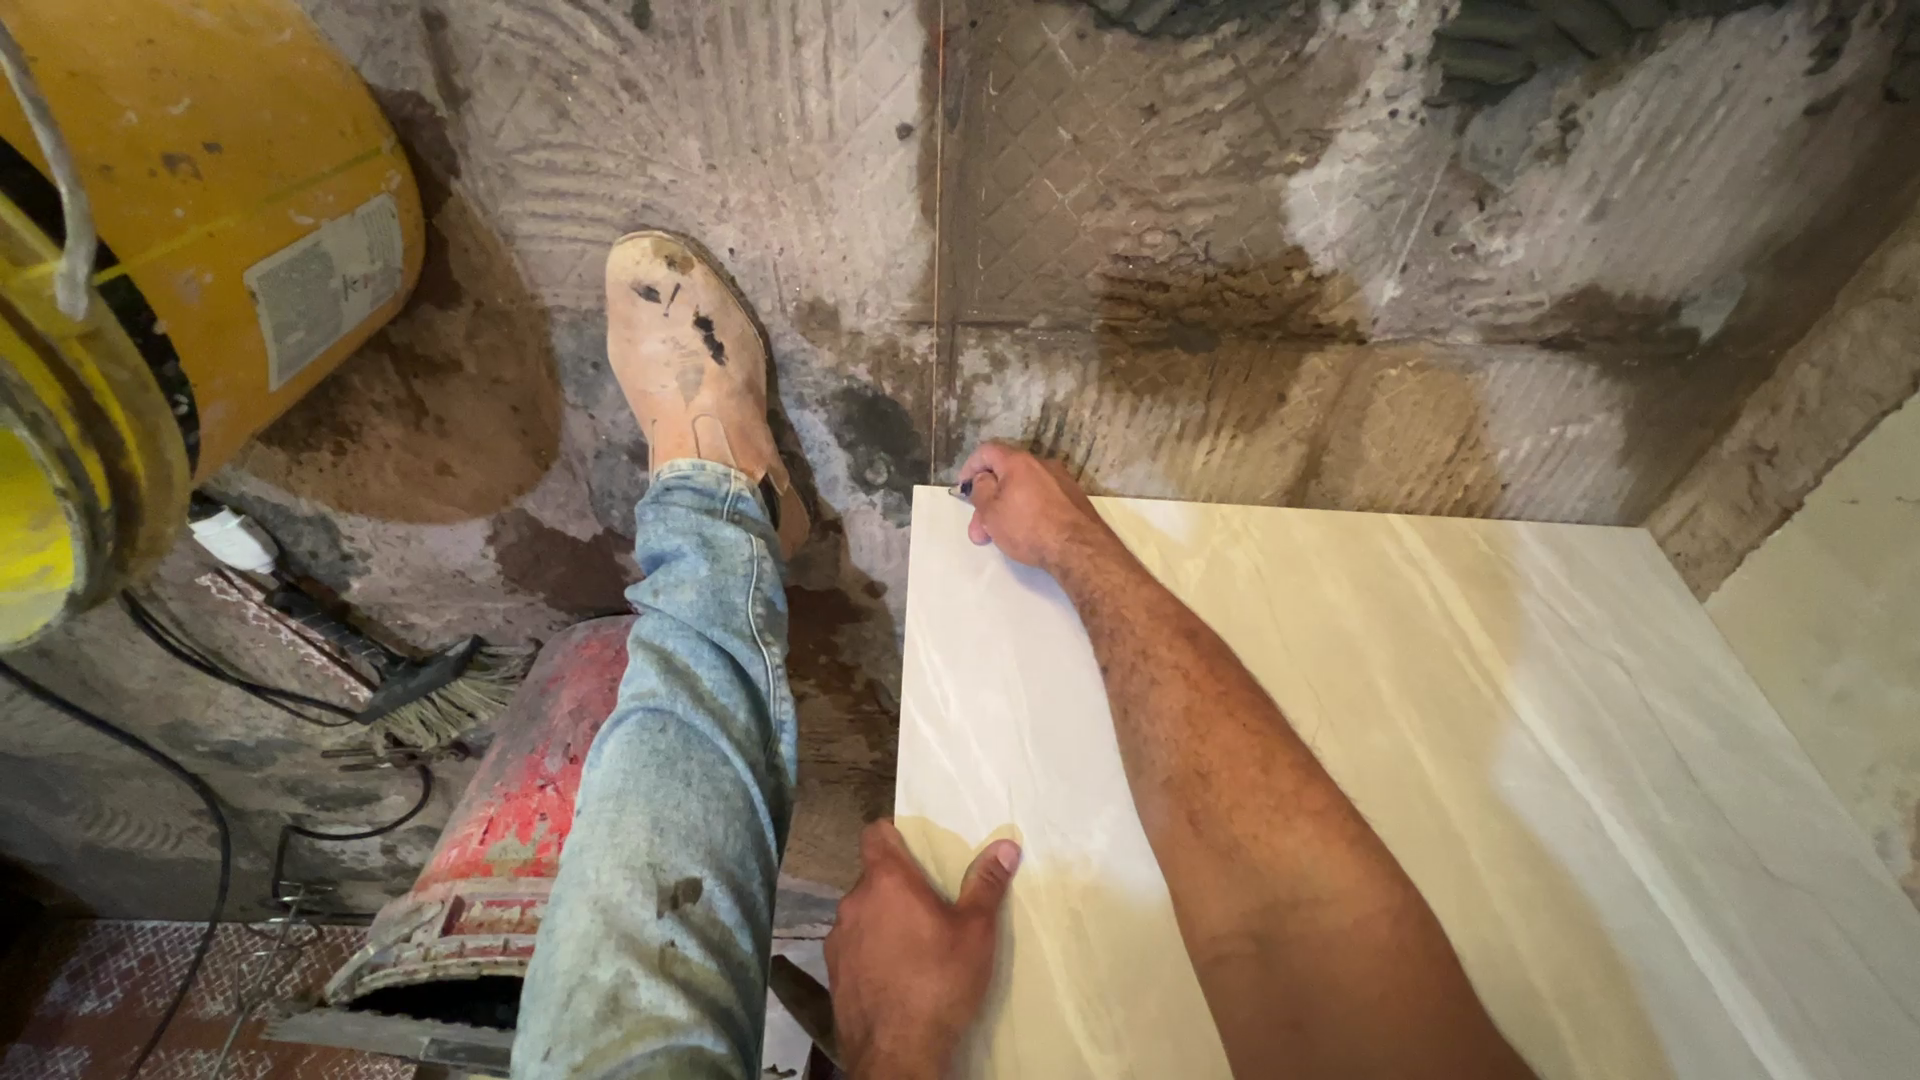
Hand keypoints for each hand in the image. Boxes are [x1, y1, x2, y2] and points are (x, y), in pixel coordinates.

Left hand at [826, 821, 1020, 1079]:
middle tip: (928, 903)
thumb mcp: (976, 931)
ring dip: (882, 917)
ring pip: (862, 911)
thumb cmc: (940, 982)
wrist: (899, 1058)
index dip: (892, 833)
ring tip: (913, 942)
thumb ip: (986, 883)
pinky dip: (870, 948)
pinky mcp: (833, 973)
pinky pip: (853, 944)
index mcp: (887, 881)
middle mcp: (854, 901)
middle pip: (873, 875)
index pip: (875, 833)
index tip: (913, 846)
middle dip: (897, 883)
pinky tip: (894, 973)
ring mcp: (839, 938)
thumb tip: (1006, 845)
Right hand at [958, 443, 1116, 570]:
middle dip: (987, 502)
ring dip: (1005, 510)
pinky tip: (1024, 534)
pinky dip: (1026, 512)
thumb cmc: (1028, 528)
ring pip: (1022, 490)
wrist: (1079, 548)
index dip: (970, 467)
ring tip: (998, 538)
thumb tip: (983, 479)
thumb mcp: (991, 512)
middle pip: (1005, 475)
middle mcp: (1042, 464)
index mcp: (1019, 462)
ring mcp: (1061, 481)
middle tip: (978, 529)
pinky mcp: (1073, 498)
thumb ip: (980, 490)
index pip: (987, 451)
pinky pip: (1040, 499)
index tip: (962, 488)